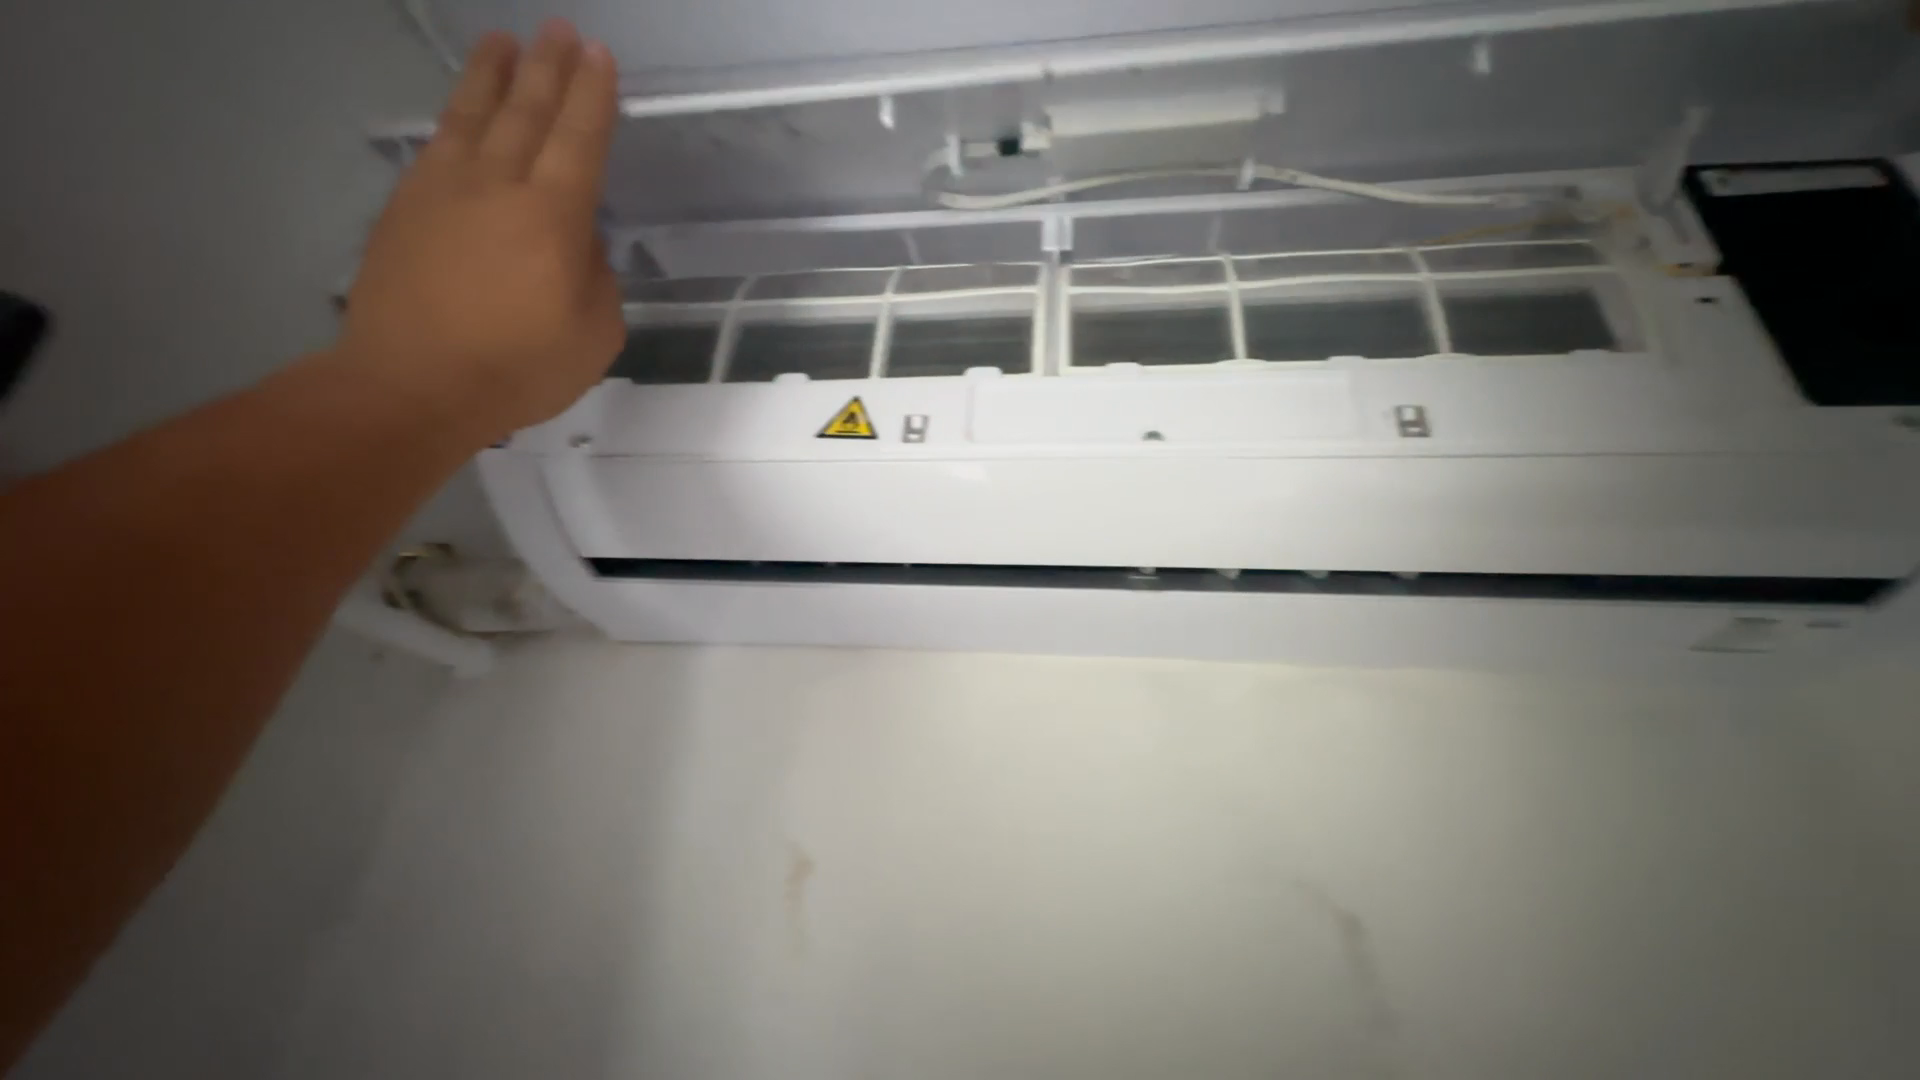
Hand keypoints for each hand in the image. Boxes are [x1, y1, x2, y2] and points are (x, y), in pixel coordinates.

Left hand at [335, 20, 623, 444]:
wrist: (414, 384)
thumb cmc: (520, 367)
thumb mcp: (596, 333)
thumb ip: (597, 278)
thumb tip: (577, 243)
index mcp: (552, 216)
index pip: (578, 139)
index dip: (591, 95)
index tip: (598, 56)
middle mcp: (497, 185)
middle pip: (526, 112)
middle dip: (547, 68)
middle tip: (559, 29)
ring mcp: (442, 190)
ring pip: (473, 116)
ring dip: (492, 75)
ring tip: (503, 40)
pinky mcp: (405, 208)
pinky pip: (437, 146)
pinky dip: (457, 119)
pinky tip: (463, 112)